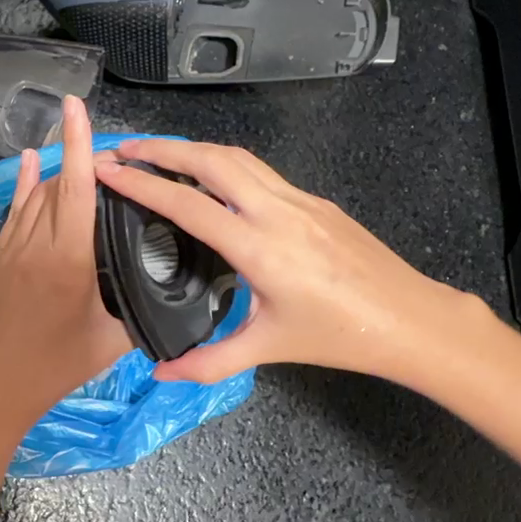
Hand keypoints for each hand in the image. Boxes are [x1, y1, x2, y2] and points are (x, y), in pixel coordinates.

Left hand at [0, 96, 133, 442]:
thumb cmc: (56, 367)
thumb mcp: (111, 341)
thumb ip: (138, 306)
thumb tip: (165, 282)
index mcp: (68, 259)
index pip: (77, 187)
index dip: (80, 142)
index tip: (75, 104)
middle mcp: (36, 243)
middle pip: (60, 184)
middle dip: (83, 160)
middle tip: (116, 159)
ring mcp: (11, 248)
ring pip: (36, 194)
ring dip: (60, 173)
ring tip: (85, 160)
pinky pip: (14, 210)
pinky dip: (26, 184)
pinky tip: (31, 163)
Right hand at [94, 139, 486, 387]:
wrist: (412, 320)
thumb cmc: (339, 337)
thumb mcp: (269, 349)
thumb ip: (210, 362)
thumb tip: (160, 373)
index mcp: (260, 249)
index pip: (189, 204)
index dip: (143, 184)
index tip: (108, 170)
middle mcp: (278, 212)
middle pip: (211, 160)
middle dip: (162, 148)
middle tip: (123, 149)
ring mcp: (300, 200)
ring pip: (236, 156)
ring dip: (192, 148)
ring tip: (156, 154)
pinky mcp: (314, 201)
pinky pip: (258, 170)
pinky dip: (220, 161)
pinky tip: (207, 177)